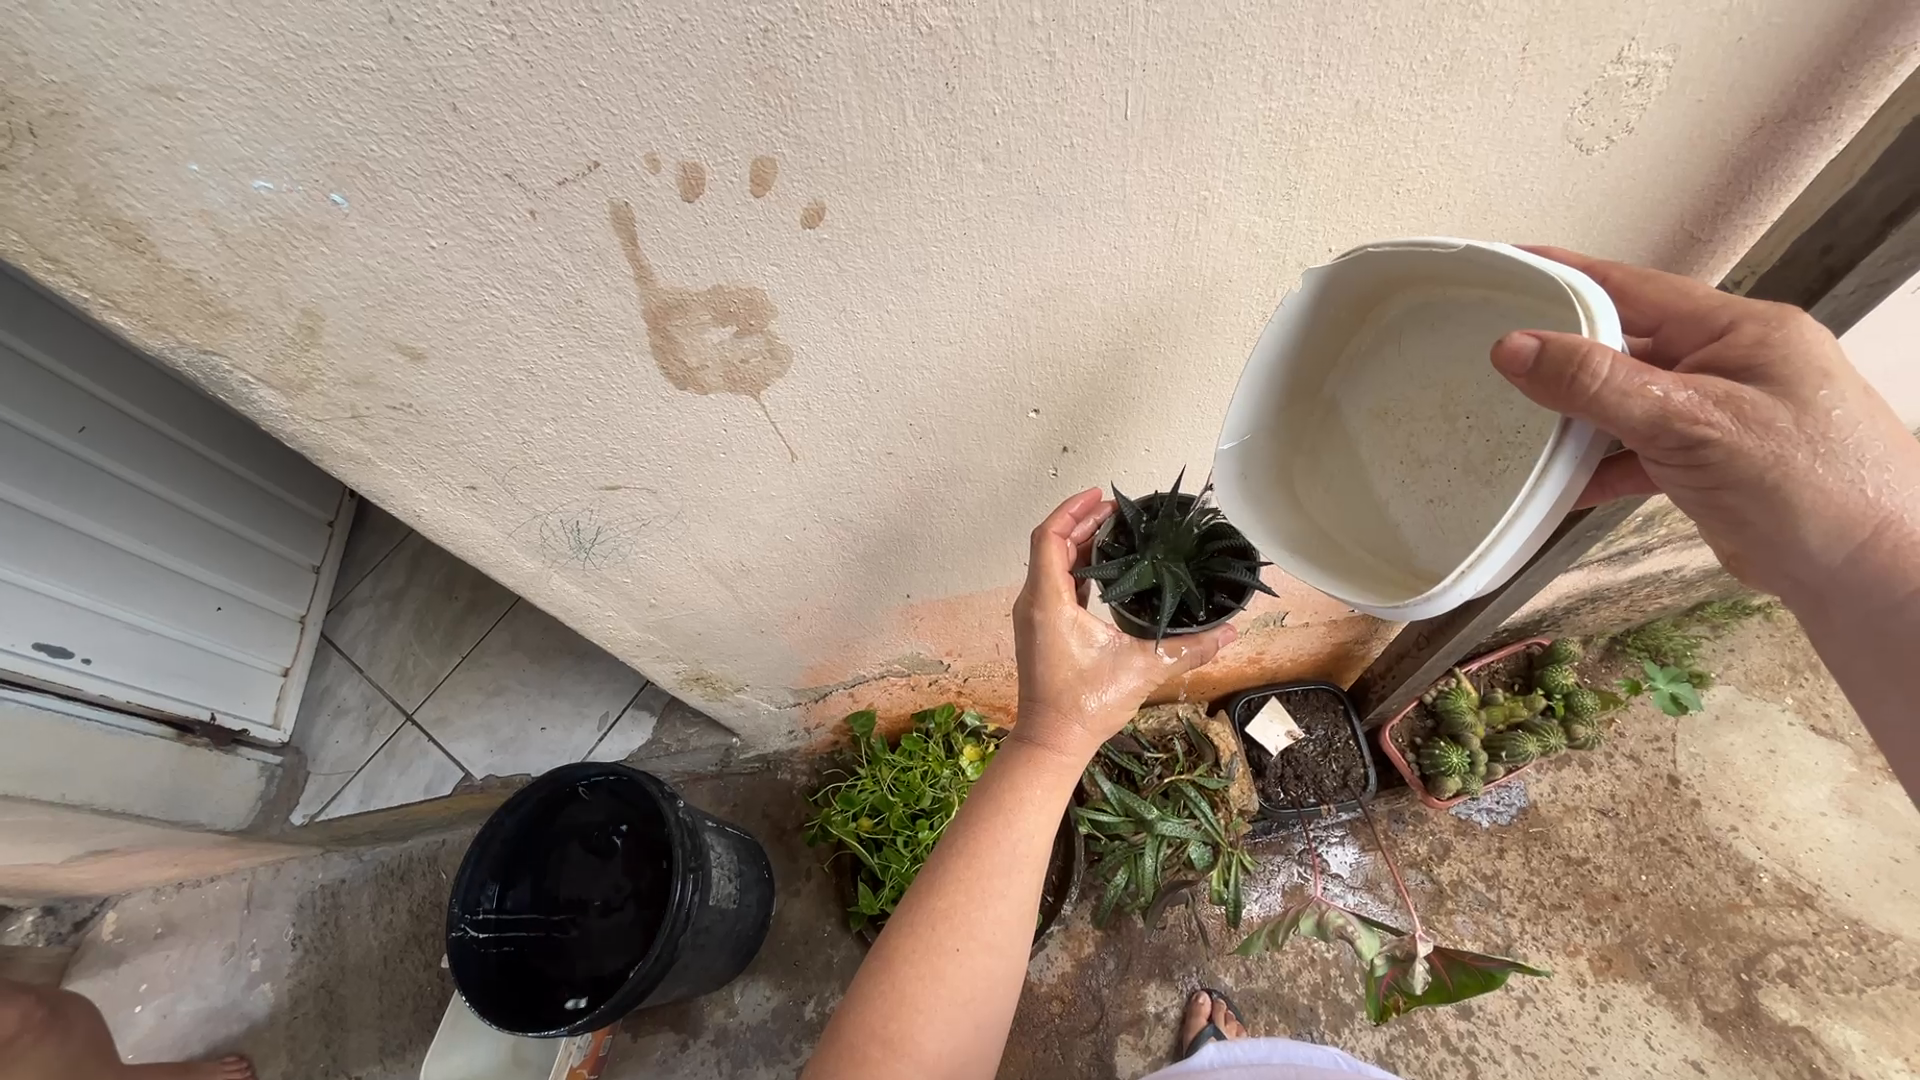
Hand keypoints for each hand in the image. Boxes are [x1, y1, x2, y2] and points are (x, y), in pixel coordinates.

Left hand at [1010, 489, 1236, 761]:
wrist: (1052, 740)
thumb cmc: (1083, 706)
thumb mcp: (1142, 670)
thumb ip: (1189, 647)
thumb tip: (1230, 632)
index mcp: (1049, 602)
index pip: (1050, 538)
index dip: (1072, 511)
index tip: (1099, 496)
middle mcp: (1034, 603)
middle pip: (1051, 545)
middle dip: (1080, 521)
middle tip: (1115, 509)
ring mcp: (1035, 616)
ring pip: (1050, 564)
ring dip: (1077, 543)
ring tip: (1113, 529)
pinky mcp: (1041, 628)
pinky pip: (1054, 583)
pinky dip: (1075, 566)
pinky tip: (1103, 566)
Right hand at [1490, 247, 1919, 608]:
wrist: (1868, 571)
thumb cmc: (1806, 482)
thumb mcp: (1688, 421)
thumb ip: (1597, 382)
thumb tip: (1512, 346)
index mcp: (1737, 331)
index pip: (1631, 286)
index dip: (1563, 274)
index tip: (1503, 267)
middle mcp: (1724, 363)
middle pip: (1618, 344)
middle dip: (1555, 351)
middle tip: (1486, 353)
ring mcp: (1711, 413)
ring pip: (1616, 401)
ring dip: (1568, 417)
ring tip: (1508, 422)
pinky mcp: (1699, 460)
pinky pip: (1626, 451)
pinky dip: (1590, 467)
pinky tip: (1555, 485)